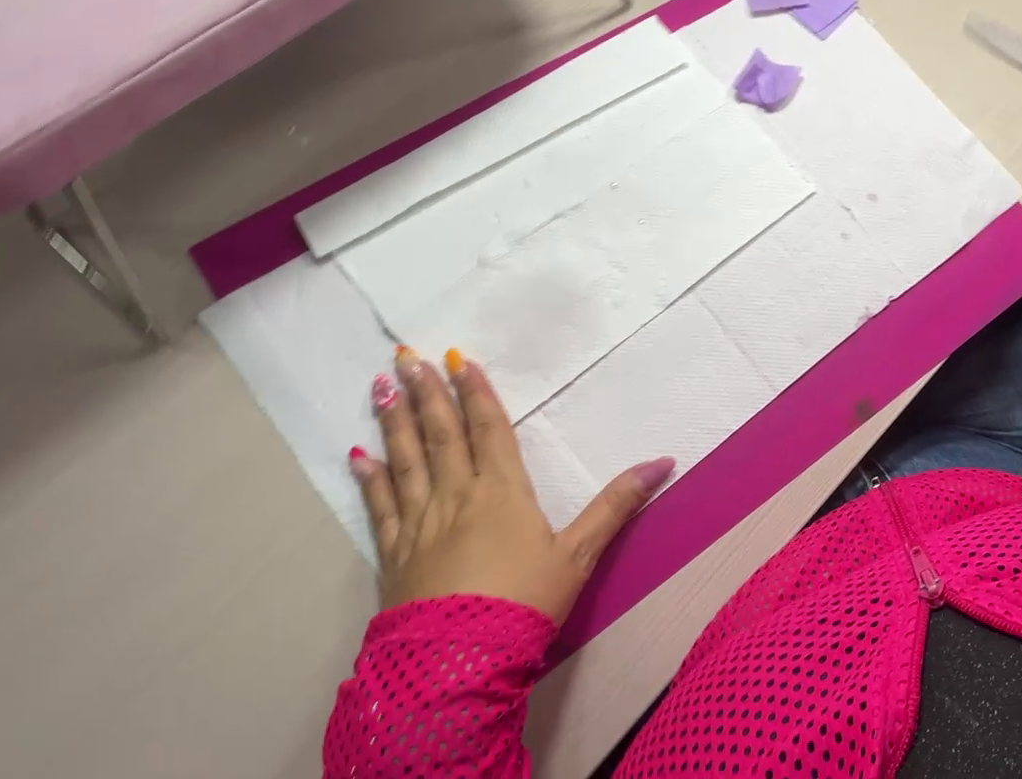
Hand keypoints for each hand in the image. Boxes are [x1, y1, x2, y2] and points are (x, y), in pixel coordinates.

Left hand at [351, 347, 675, 623]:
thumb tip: (663, 462)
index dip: (476, 392)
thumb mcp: (581, 553)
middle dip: (425, 392)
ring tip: (379, 386)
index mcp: (502, 491)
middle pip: (440, 434)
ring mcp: (419, 523)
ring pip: (405, 460)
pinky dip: (368, 477)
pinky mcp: (394, 553)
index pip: (487, 429)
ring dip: (394, 421)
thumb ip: (618, 503)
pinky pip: (379, 505)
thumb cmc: (526, 601)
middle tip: (405, 355)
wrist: (459, 665)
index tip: (458, 358)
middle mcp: (456, 496)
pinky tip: (357, 454)